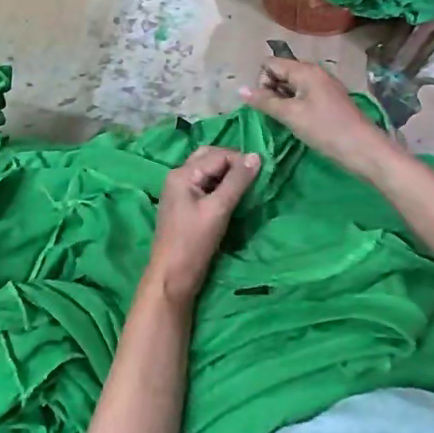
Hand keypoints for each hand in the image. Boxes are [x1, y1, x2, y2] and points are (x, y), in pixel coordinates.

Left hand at [146, 146, 260, 305]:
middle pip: (210, 157)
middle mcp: (179, 176)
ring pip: (208, 171)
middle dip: (233, 163)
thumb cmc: (193, 243)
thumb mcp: (218, 209)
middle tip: (253, 176)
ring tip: (246, 187)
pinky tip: (233, 197)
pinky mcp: (186, 205)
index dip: (240, 161)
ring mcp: (181, 191)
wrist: (172, 277)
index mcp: (183, 174)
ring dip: (228, 175)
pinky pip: (206, 185)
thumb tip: (256, 156)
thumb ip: (237, 181)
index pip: (218, 155)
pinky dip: (221, 186)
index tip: (261, 174)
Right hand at [240, 58, 398, 177]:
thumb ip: (265, 101)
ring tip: (287, 121)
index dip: (262, 82)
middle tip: (277, 115)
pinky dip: (296, 106)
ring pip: (292, 86)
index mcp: (306, 70)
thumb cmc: (326, 130)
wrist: (364, 149)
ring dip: (284, 101)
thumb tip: (240, 89)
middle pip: (281, 72)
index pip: (270, 64)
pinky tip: (300, 123)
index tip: (267, 105)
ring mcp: (324, 86)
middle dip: (272, 91)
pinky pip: (304, 95)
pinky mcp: (329, 100)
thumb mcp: (291, 115)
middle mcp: (315, 72)